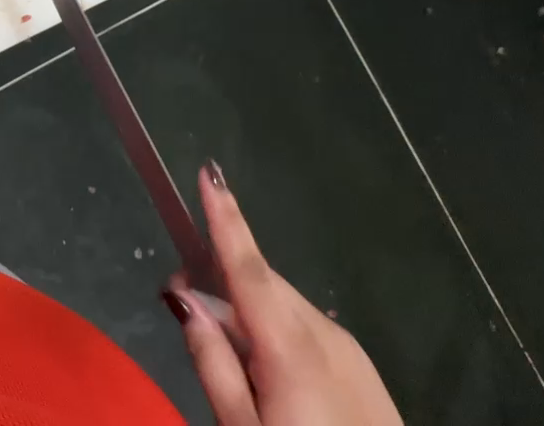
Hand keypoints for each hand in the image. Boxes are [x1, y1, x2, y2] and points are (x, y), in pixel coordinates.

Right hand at [166, 164, 402, 425]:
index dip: (226, 219)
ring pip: (280, 305)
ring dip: (245, 310)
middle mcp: (324, 334)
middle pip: (259, 284)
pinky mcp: (362, 367)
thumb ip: (211, 360)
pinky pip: (304, 327)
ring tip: (227, 354)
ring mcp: (349, 350)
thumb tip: (185, 300)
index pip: (249, 267)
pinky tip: (266, 370)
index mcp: (291, 347)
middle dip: (218, 282)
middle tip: (182, 305)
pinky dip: (273, 330)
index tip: (211, 172)